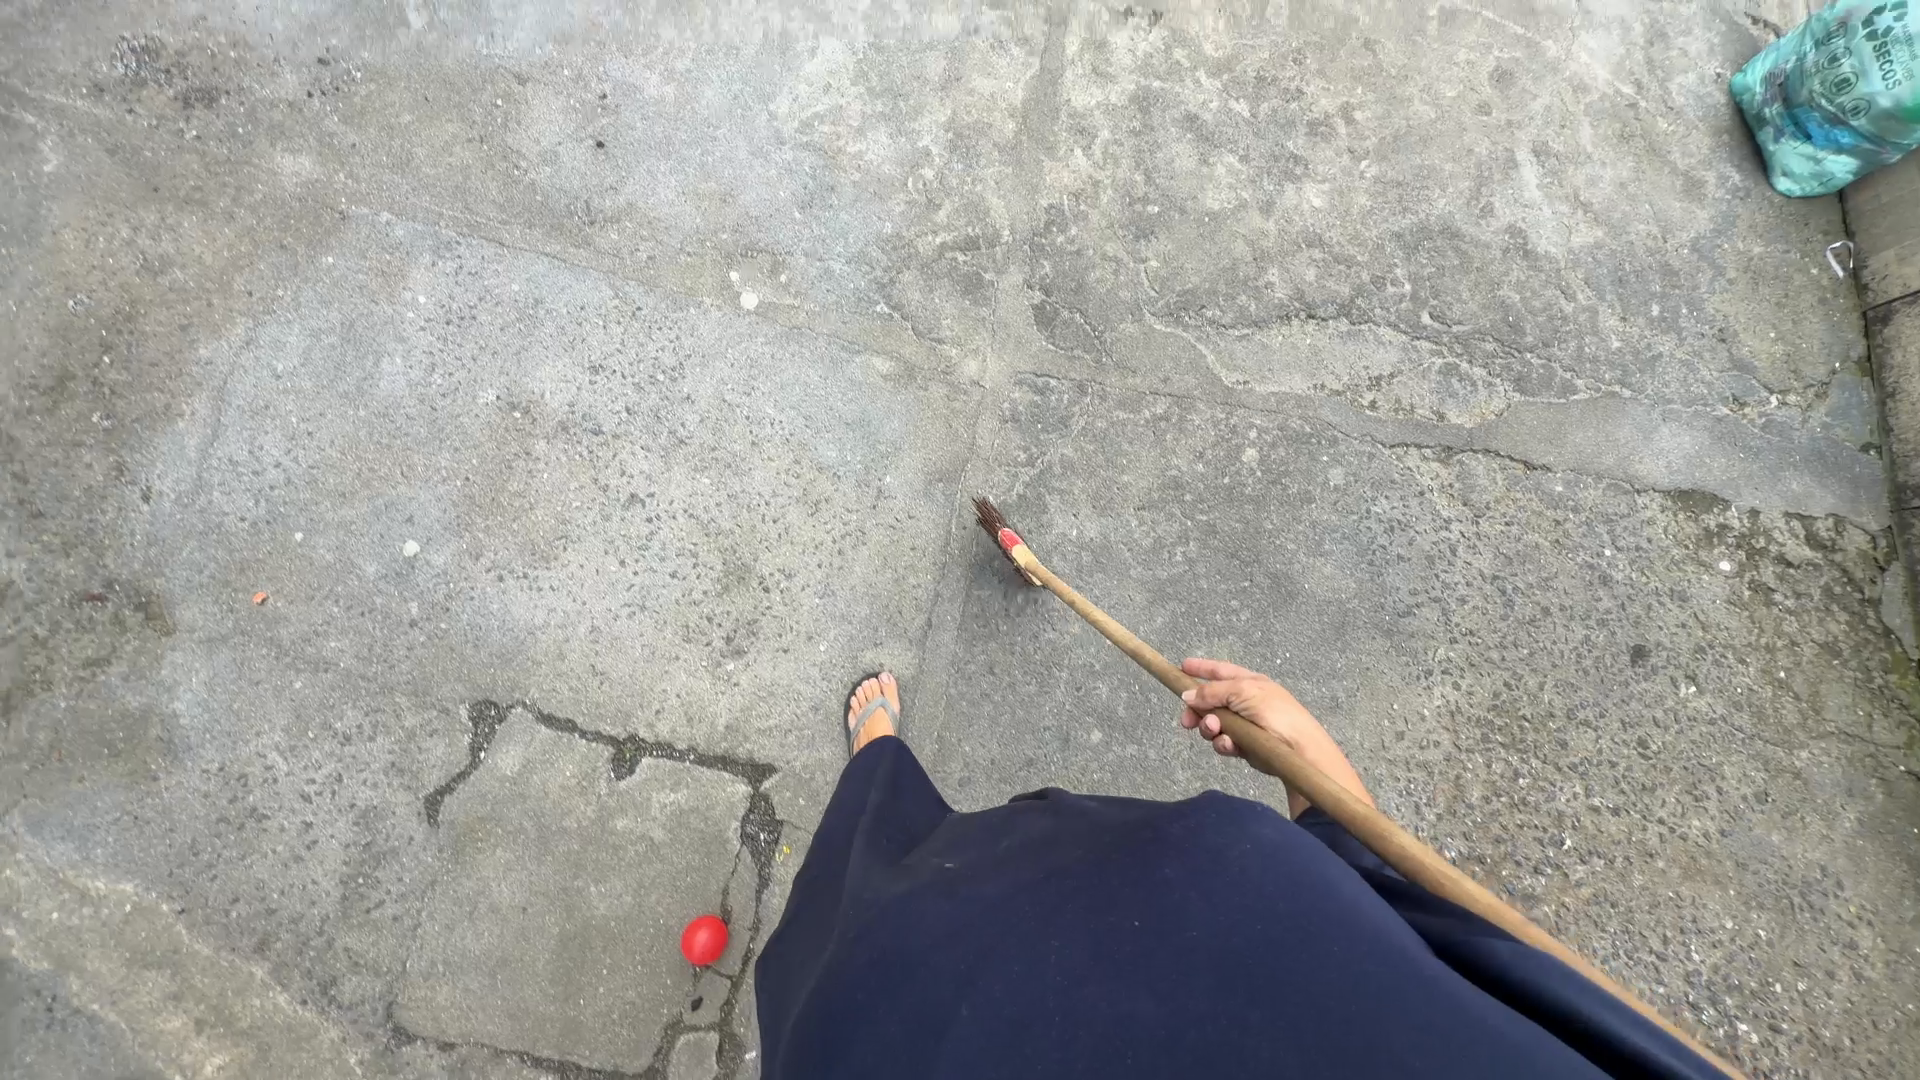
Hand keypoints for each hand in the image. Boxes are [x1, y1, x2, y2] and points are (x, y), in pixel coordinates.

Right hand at [1177, 657, 1372, 816]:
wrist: (1299, 750)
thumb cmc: (1274, 713)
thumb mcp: (1242, 691)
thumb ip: (1211, 691)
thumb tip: (1186, 695)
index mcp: (1248, 682)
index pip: (1220, 671)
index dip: (1201, 668)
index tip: (1181, 667)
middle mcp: (1244, 701)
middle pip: (1210, 701)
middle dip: (1197, 710)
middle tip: (1186, 721)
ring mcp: (1244, 724)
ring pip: (1214, 724)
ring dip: (1209, 728)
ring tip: (1215, 730)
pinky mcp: (1245, 746)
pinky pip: (1224, 742)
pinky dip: (1223, 743)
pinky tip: (1229, 745)